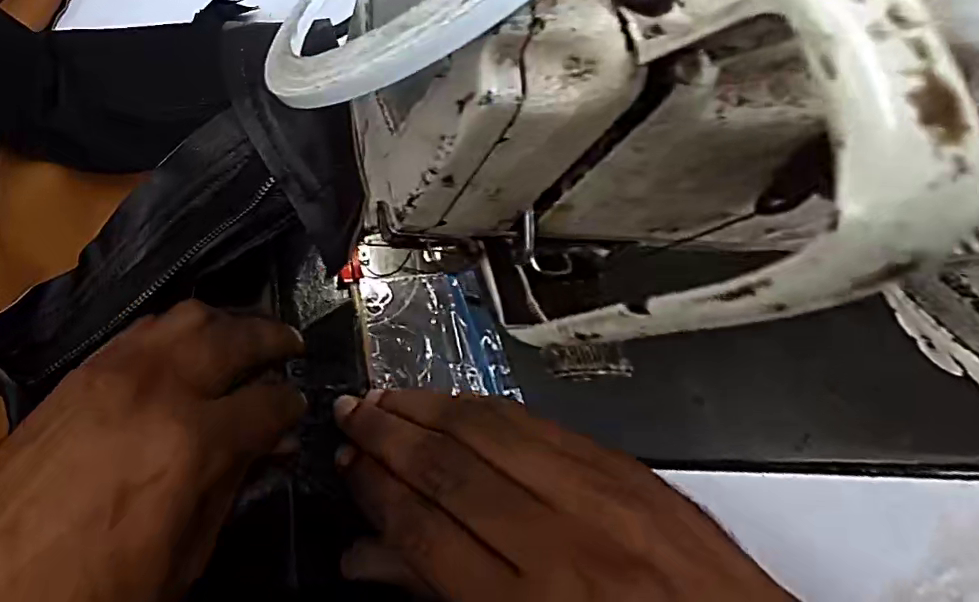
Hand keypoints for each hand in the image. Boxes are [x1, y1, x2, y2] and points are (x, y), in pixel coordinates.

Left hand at [0, 300, 304, 601]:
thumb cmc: (92, 591)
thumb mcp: (180, 561)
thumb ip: (229, 490)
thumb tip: (265, 447)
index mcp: (190, 441)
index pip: (265, 403)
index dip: (290, 405)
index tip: (298, 408)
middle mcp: (158, 384)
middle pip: (234, 336)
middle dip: (272, 337)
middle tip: (290, 346)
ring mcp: (117, 366)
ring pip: (189, 313)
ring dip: (225, 321)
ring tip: (243, 336)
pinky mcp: (84, 365)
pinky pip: (145, 326)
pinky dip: (177, 327)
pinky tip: (185, 344)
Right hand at [332, 389, 791, 601]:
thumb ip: (441, 600)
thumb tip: (367, 561)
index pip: (424, 530)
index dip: (374, 489)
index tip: (347, 463)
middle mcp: (568, 551)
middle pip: (447, 469)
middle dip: (386, 435)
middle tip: (349, 412)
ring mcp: (605, 502)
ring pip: (486, 429)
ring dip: (425, 407)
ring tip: (384, 396)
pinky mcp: (631, 473)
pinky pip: (537, 422)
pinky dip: (481, 406)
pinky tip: (451, 401)